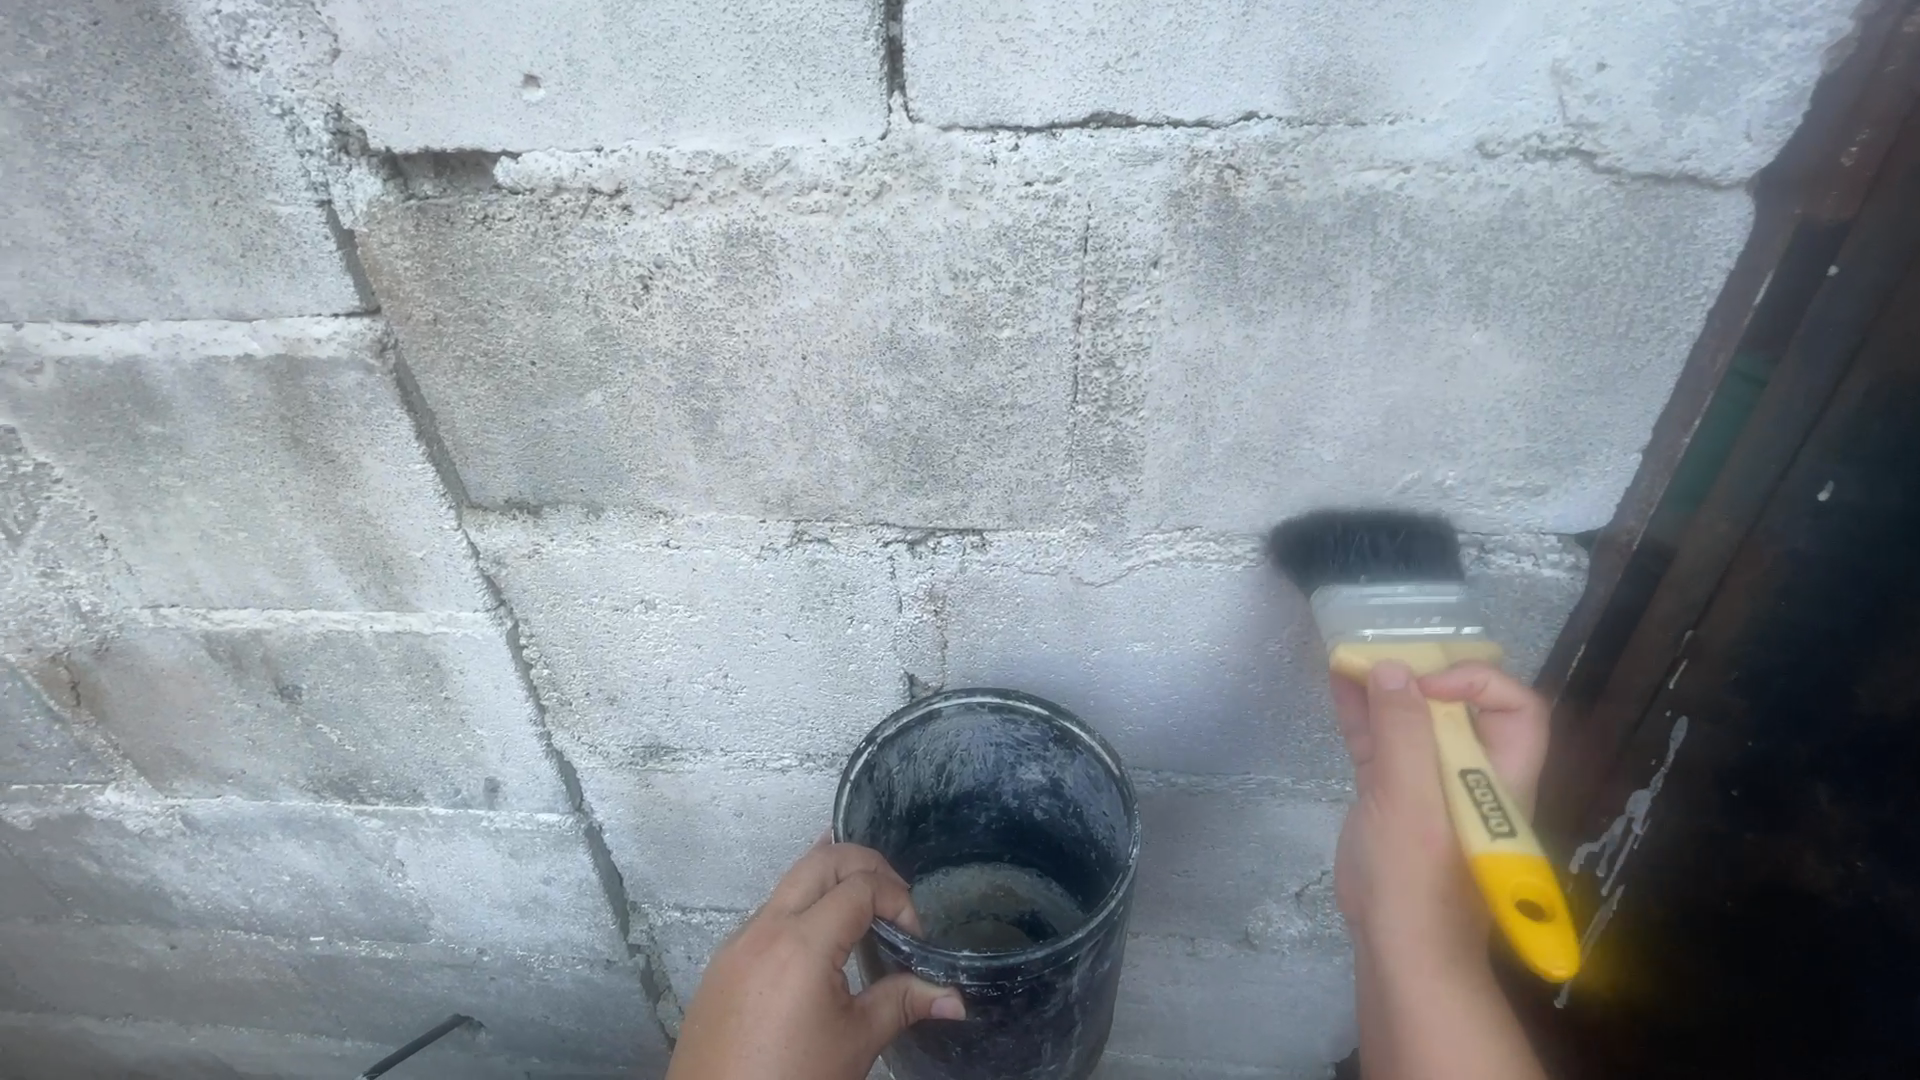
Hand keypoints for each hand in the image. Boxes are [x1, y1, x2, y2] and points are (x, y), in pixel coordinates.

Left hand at [666, 839, 965, 1079]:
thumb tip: (956, 999)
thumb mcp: (856, 1043)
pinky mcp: (724, 960)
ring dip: (832, 878)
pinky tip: (820, 927)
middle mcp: (765, 927)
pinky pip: (769, 910)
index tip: (916, 934)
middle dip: (867, 865)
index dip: (897, 899)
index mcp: (801, 943)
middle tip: (896, 897)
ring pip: (791, 879)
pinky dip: (803, 903)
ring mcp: (738, 940)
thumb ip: (903, 1003)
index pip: (861, 887)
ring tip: (866, 902)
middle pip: (823, 859)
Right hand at [1328, 661, 1550, 974]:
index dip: (1475, 682)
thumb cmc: (1417, 878)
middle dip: (1423, 669)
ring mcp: (1425, 780)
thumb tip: (1392, 669)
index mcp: (1497, 775)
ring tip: (1352, 652)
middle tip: (1381, 649)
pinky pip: (1378, 738)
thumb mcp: (1412, 802)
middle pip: (1460, 705)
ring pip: (1413, 716)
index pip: (1515, 708)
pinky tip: (1338, 683)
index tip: (1422, 680)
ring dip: (1386, 683)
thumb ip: (1405, 734)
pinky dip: (1361, 708)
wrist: (1397, 943)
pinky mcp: (1388, 791)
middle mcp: (1467, 770)